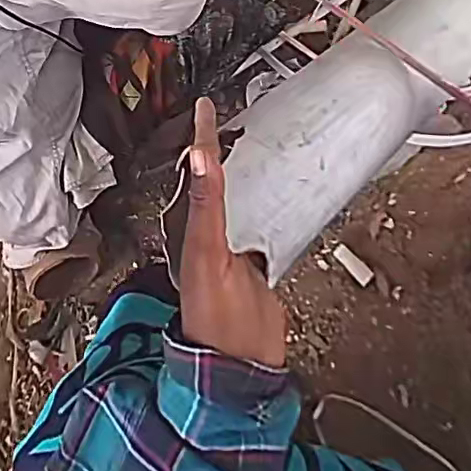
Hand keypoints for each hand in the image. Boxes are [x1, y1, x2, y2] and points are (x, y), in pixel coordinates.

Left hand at [179, 98, 286, 367]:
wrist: (242, 364)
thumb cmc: (214, 316)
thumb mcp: (207, 256)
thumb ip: (205, 206)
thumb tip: (197, 157)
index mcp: (192, 224)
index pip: (197, 168)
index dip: (201, 136)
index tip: (205, 106)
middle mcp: (210, 229)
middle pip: (215, 178)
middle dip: (221, 146)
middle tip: (232, 116)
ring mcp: (234, 243)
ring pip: (238, 196)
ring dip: (243, 169)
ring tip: (254, 141)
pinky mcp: (256, 258)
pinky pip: (261, 218)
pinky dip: (266, 198)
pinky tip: (277, 188)